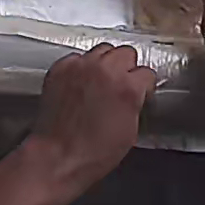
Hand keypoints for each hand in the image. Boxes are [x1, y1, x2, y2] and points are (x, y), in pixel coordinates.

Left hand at [24, 44, 156, 187]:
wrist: (58, 155)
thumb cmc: (94, 151)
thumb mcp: (130, 129)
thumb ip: (135, 102)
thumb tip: (135, 93)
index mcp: (127, 86)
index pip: (146, 72)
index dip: (144, 84)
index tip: (140, 90)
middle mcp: (104, 69)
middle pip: (125, 52)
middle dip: (127, 67)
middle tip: (121, 83)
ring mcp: (80, 66)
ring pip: (102, 49)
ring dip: (105, 62)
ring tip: (100, 80)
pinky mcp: (60, 68)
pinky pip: (77, 58)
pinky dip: (81, 67)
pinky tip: (80, 84)